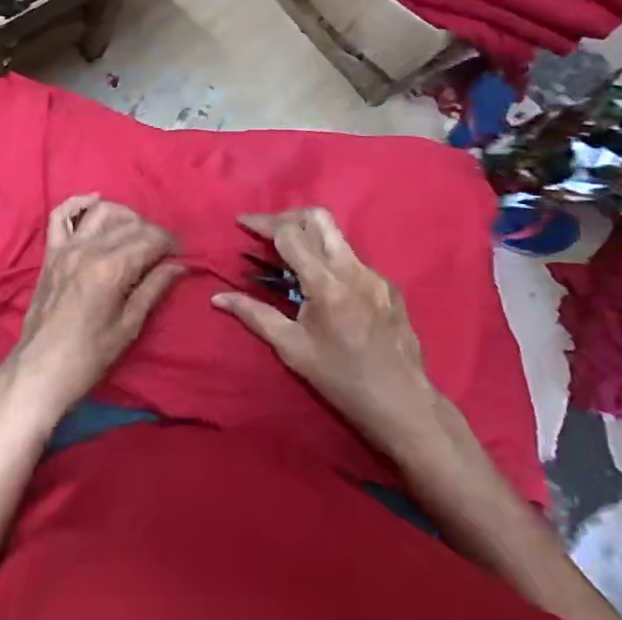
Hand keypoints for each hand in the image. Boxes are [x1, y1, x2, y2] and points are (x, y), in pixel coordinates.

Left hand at [2, 196, 184, 422]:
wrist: (40, 372)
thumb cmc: (89, 356)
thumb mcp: (129, 326)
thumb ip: (154, 289)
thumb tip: (179, 266)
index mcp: (111, 268)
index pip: (150, 239)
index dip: (171, 244)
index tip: (181, 255)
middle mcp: (89, 249)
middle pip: (130, 224)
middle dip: (153, 232)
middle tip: (164, 250)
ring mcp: (66, 248)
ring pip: (101, 212)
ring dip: (124, 215)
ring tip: (137, 231)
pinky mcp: (50, 254)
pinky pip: (59, 217)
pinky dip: (77, 204)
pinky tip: (93, 201)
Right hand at [212, 208, 435, 454]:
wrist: (402, 403)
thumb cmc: (341, 380)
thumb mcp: (292, 349)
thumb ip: (255, 315)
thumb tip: (218, 298)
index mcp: (326, 284)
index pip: (289, 235)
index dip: (263, 223)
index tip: (242, 222)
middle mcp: (353, 269)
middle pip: (318, 218)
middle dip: (288, 217)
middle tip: (267, 233)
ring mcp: (375, 275)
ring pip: (338, 236)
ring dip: (310, 237)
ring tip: (291, 260)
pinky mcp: (389, 286)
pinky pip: (354, 260)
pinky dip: (332, 262)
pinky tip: (325, 290)